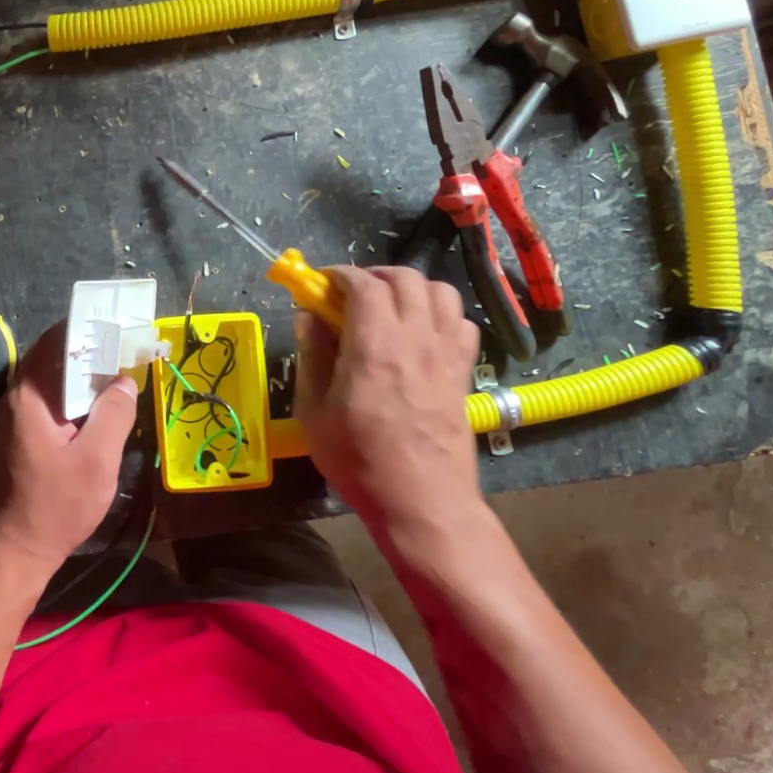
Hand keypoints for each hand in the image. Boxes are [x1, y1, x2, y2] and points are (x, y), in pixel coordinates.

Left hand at [0, 323, 136, 575]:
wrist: (14, 551)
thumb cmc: (55, 505)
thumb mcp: (96, 460)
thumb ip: (114, 414)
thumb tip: (125, 380)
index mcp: (29, 396)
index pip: (56, 340)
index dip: (88, 327)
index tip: (120, 323)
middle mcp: (17, 399)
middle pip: (55, 358)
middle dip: (92, 349)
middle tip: (129, 346)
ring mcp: (17, 419)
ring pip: (55, 382)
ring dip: (86, 375)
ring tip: (123, 370)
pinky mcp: (23, 437)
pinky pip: (53, 403)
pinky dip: (78, 399)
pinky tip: (103, 407)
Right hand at [294, 266, 483, 537]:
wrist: (421, 499)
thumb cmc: (358, 459)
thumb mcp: (314, 411)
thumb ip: (312, 355)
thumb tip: (308, 316)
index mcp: (375, 346)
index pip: (364, 285)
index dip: (340, 274)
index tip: (321, 282)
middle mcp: (416, 339)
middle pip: (406, 278)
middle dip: (375, 274)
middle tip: (350, 292)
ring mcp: (446, 354)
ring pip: (441, 292)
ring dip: (412, 288)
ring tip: (389, 306)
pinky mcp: (464, 372)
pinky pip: (461, 323)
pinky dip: (441, 314)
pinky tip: (421, 333)